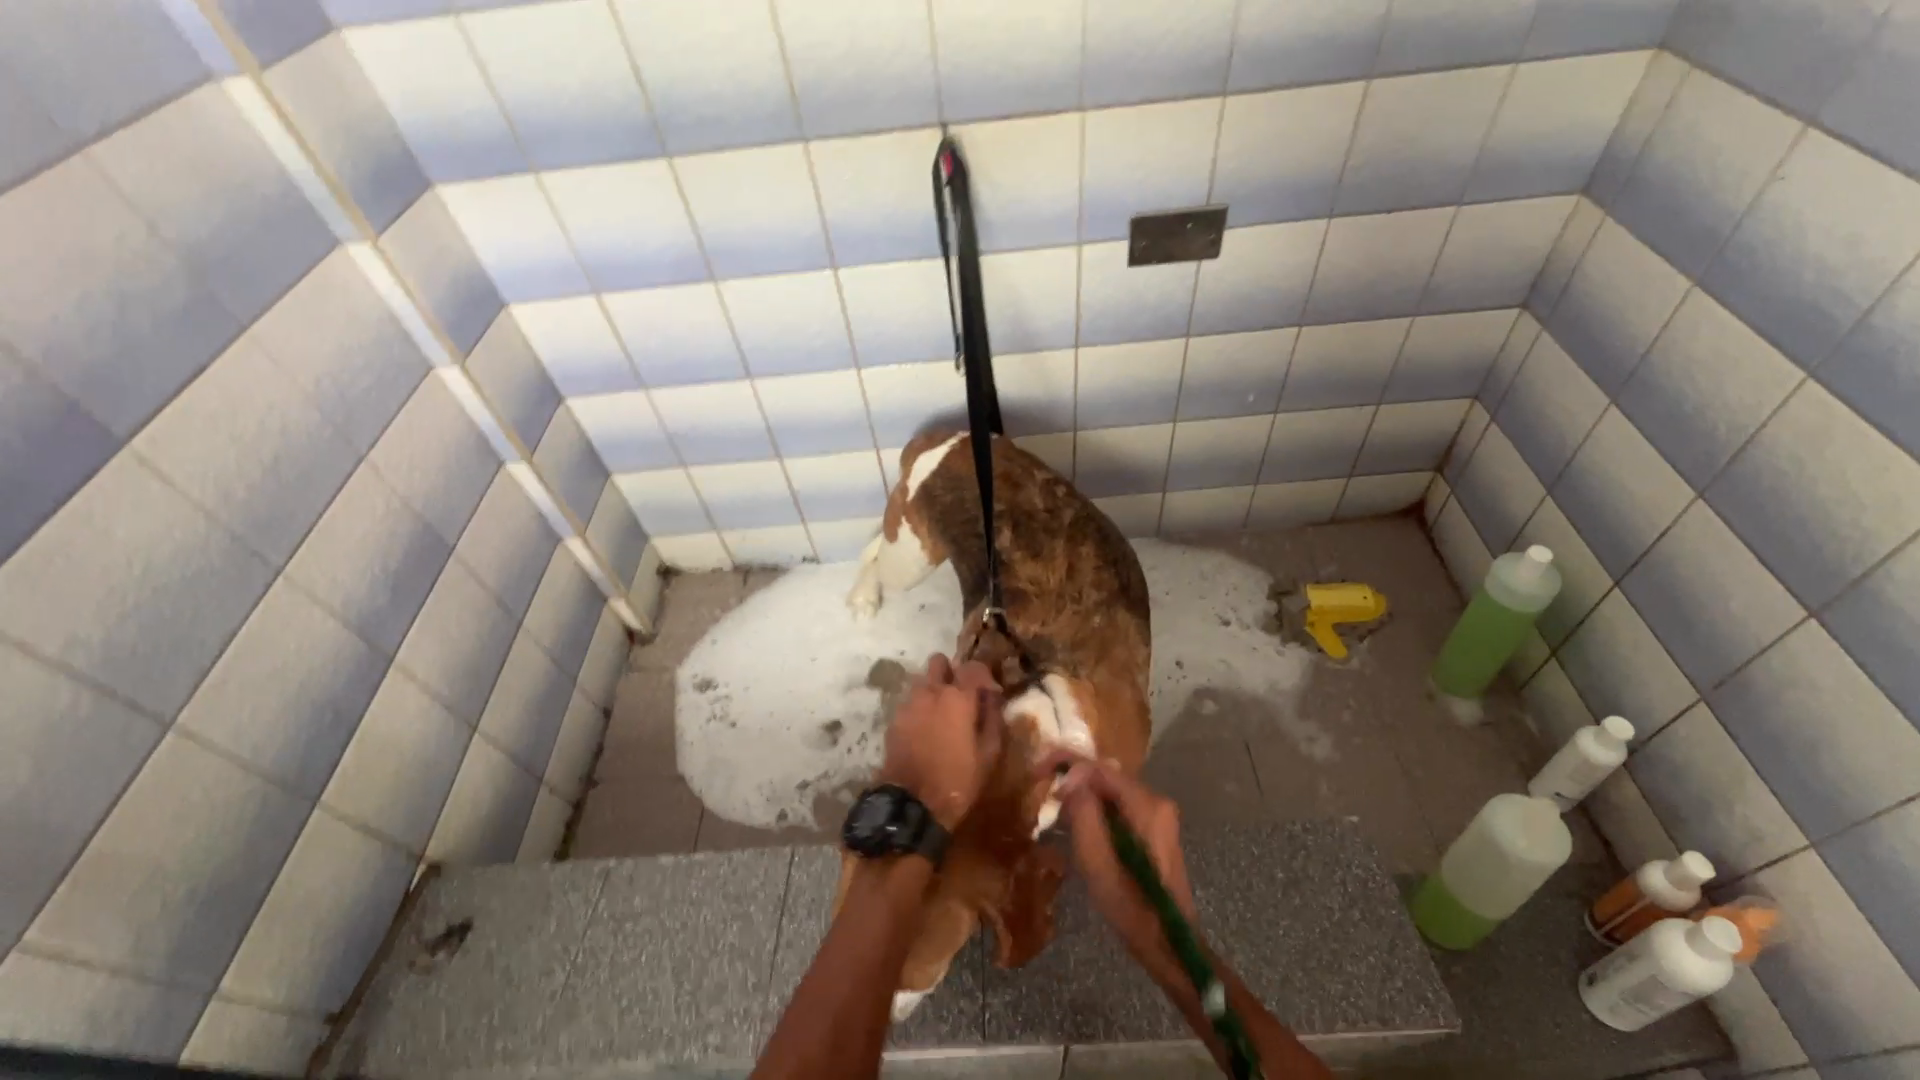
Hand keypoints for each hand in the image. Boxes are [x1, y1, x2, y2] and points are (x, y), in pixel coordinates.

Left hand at [878, 654, 1004, 829]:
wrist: (911, 804)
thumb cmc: (957, 780)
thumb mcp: (989, 754)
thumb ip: (993, 718)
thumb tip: (993, 697)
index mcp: (958, 697)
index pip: (973, 666)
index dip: (984, 675)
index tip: (990, 694)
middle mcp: (931, 692)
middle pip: (939, 661)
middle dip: (952, 672)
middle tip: (962, 697)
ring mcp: (908, 704)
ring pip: (922, 680)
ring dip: (934, 688)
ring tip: (944, 714)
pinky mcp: (894, 719)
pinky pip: (910, 701)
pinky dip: (920, 706)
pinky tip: (927, 730)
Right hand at [1038, 751, 1195, 989]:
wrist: (1168, 943)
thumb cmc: (1131, 907)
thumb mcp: (1097, 862)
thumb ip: (1083, 814)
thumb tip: (1069, 779)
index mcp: (1147, 805)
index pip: (1100, 767)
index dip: (1066, 766)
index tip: (1037, 777)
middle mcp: (1156, 801)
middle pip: (1106, 775)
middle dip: (1072, 779)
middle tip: (1042, 793)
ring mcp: (1158, 815)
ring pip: (1111, 791)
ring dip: (1082, 796)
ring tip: (1054, 811)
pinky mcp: (1154, 829)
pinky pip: (1119, 807)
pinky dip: (1096, 810)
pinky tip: (1077, 826)